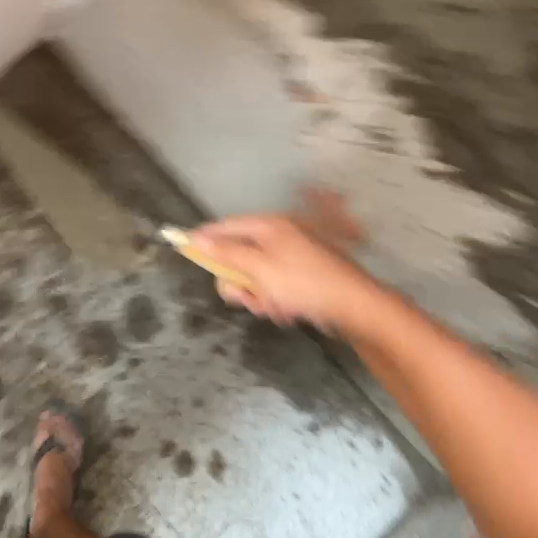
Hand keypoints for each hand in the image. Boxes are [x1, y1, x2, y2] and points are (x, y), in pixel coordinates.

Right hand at [187, 213, 384, 337]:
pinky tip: (287, 311)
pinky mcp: (300, 275)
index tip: (184, 250)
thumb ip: (225, 253)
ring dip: (257, 295)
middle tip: (248, 297)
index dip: (204, 239)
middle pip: (237, 256)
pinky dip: (274, 299)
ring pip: (253, 276)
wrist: (353, 305)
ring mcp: (290, 256)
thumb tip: (195, 236)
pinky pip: (272, 285)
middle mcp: (278, 236)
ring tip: (273, 307)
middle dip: (238, 281)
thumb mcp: (258, 269)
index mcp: (268, 227)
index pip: (225, 226)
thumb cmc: (303, 283)